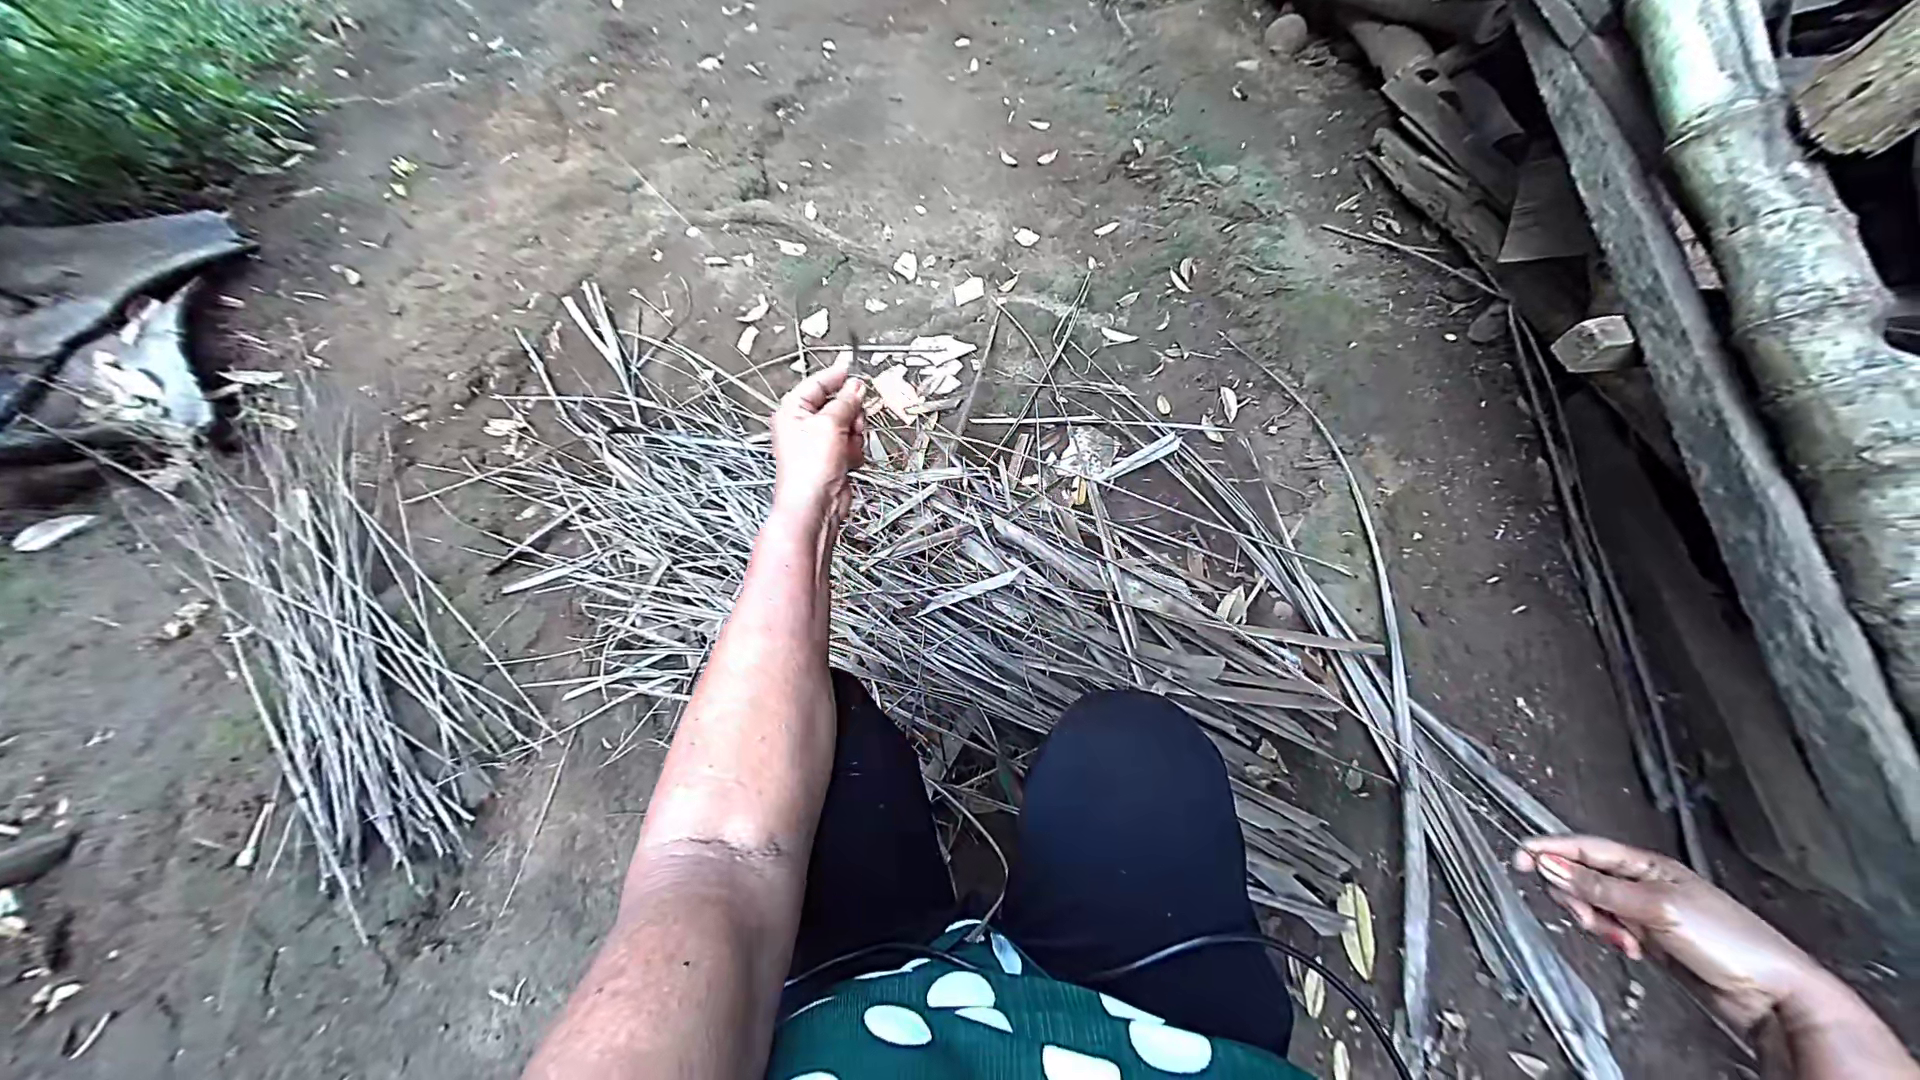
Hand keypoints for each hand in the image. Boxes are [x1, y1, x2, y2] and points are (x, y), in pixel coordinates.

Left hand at [770, 355, 865, 522]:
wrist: (815, 505)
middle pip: (839, 405)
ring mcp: (819, 443)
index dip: (837, 376)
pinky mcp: (833, 458)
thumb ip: (846, 401)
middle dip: (851, 414)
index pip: (818, 383)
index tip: (851, 368)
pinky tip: (847, 461)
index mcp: (793, 410)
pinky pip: (853, 445)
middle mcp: (804, 425)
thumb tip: (856, 386)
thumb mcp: (830, 424)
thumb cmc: (808, 469)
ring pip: (850, 425)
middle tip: (851, 422)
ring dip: (855, 435)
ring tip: (847, 447)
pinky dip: (855, 451)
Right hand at [1514, 835, 1823, 1030]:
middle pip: (1579, 875)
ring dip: (1593, 919)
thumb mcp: (1657, 907)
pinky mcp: (1646, 935)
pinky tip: (1627, 946)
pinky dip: (1609, 935)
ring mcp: (1643, 909)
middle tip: (1583, 912)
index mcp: (1645, 864)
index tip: (1519, 857)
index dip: (1547, 849)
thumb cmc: (1737, 945)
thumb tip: (1549, 863)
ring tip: (1615, 936)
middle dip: (1574, 894)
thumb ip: (1598, 885)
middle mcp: (1641, 882)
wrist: (1779, 1000)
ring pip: (1590, 902)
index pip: (1581, 846)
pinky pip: (1606, 925)